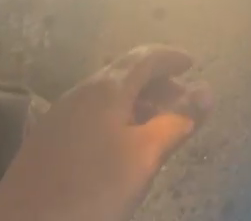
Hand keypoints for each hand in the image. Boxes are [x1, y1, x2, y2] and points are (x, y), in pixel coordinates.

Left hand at [0, 45, 212, 220]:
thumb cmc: (90, 193)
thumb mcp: (145, 158)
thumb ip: (177, 121)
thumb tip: (206, 92)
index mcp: (106, 88)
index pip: (146, 56)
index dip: (172, 57)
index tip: (193, 64)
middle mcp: (81, 92)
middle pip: (125, 72)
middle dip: (156, 81)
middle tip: (181, 102)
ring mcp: (58, 116)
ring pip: (106, 94)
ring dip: (135, 101)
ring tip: (155, 127)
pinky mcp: (44, 143)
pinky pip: (89, 113)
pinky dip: (114, 116)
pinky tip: (120, 147)